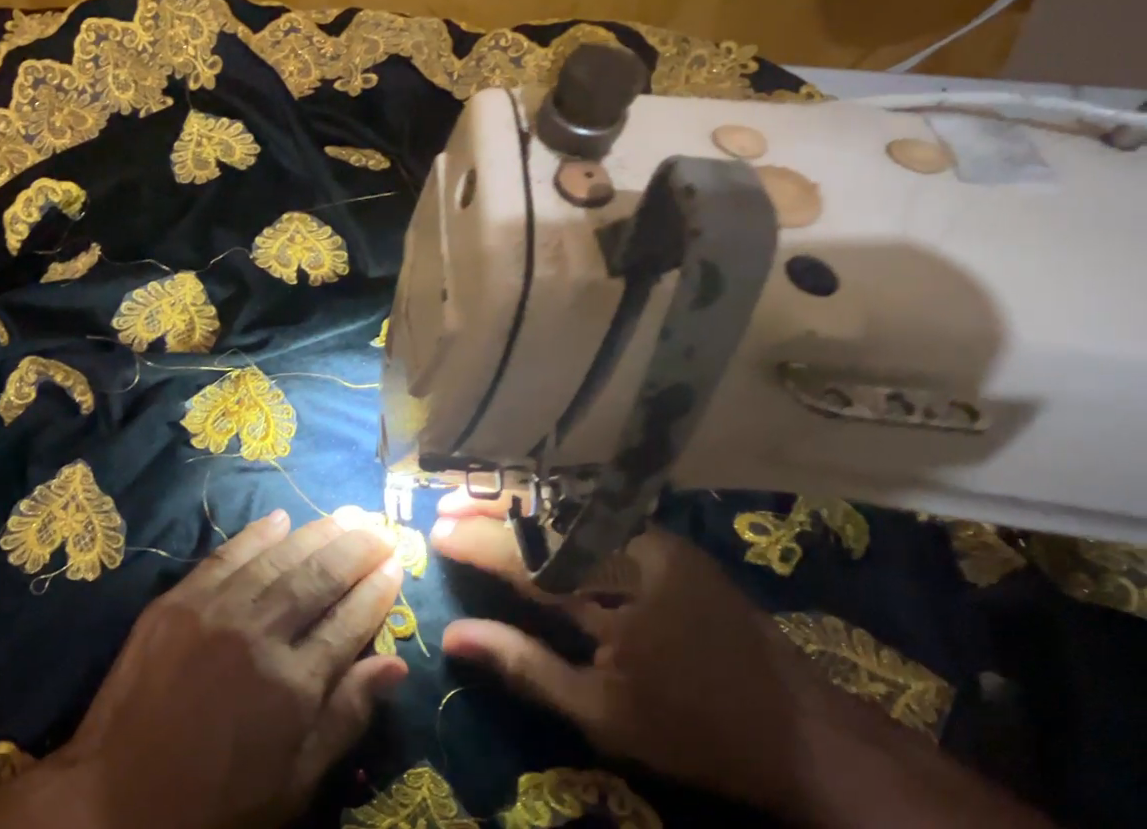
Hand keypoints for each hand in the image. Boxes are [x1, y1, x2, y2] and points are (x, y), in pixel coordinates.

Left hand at [0, 510, 407, 828]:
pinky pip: (224, 556)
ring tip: (343, 516)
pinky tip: (279, 519)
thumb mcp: (294, 781)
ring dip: (314, 535)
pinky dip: (255, 535)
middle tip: (379, 527)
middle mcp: (257, 635)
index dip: (376, 592)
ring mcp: (212, 611)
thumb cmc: (217, 798)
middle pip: (316, 580)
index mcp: (292, 685)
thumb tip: (394, 666)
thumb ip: (344, 718)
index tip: (396, 565)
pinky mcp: (175, 601)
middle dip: (354, 551)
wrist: (118, 791)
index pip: (347, 623)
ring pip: (275, 560)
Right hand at [429, 490, 818, 816]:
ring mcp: (661, 547)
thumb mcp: (602, 711)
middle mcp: (640, 547)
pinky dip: (559, 525)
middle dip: (496, 510)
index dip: (479, 541)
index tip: (435, 532)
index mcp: (621, 582)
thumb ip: (525, 666)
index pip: (530, 552)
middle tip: (446, 506)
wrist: (810, 741)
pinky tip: (534, 526)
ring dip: (524, 511)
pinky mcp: (673, 556)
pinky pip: (602, 529)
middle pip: (552, 516)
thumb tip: (453, 636)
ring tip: (476, 504)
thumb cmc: (698, 731)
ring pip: (576, 516)